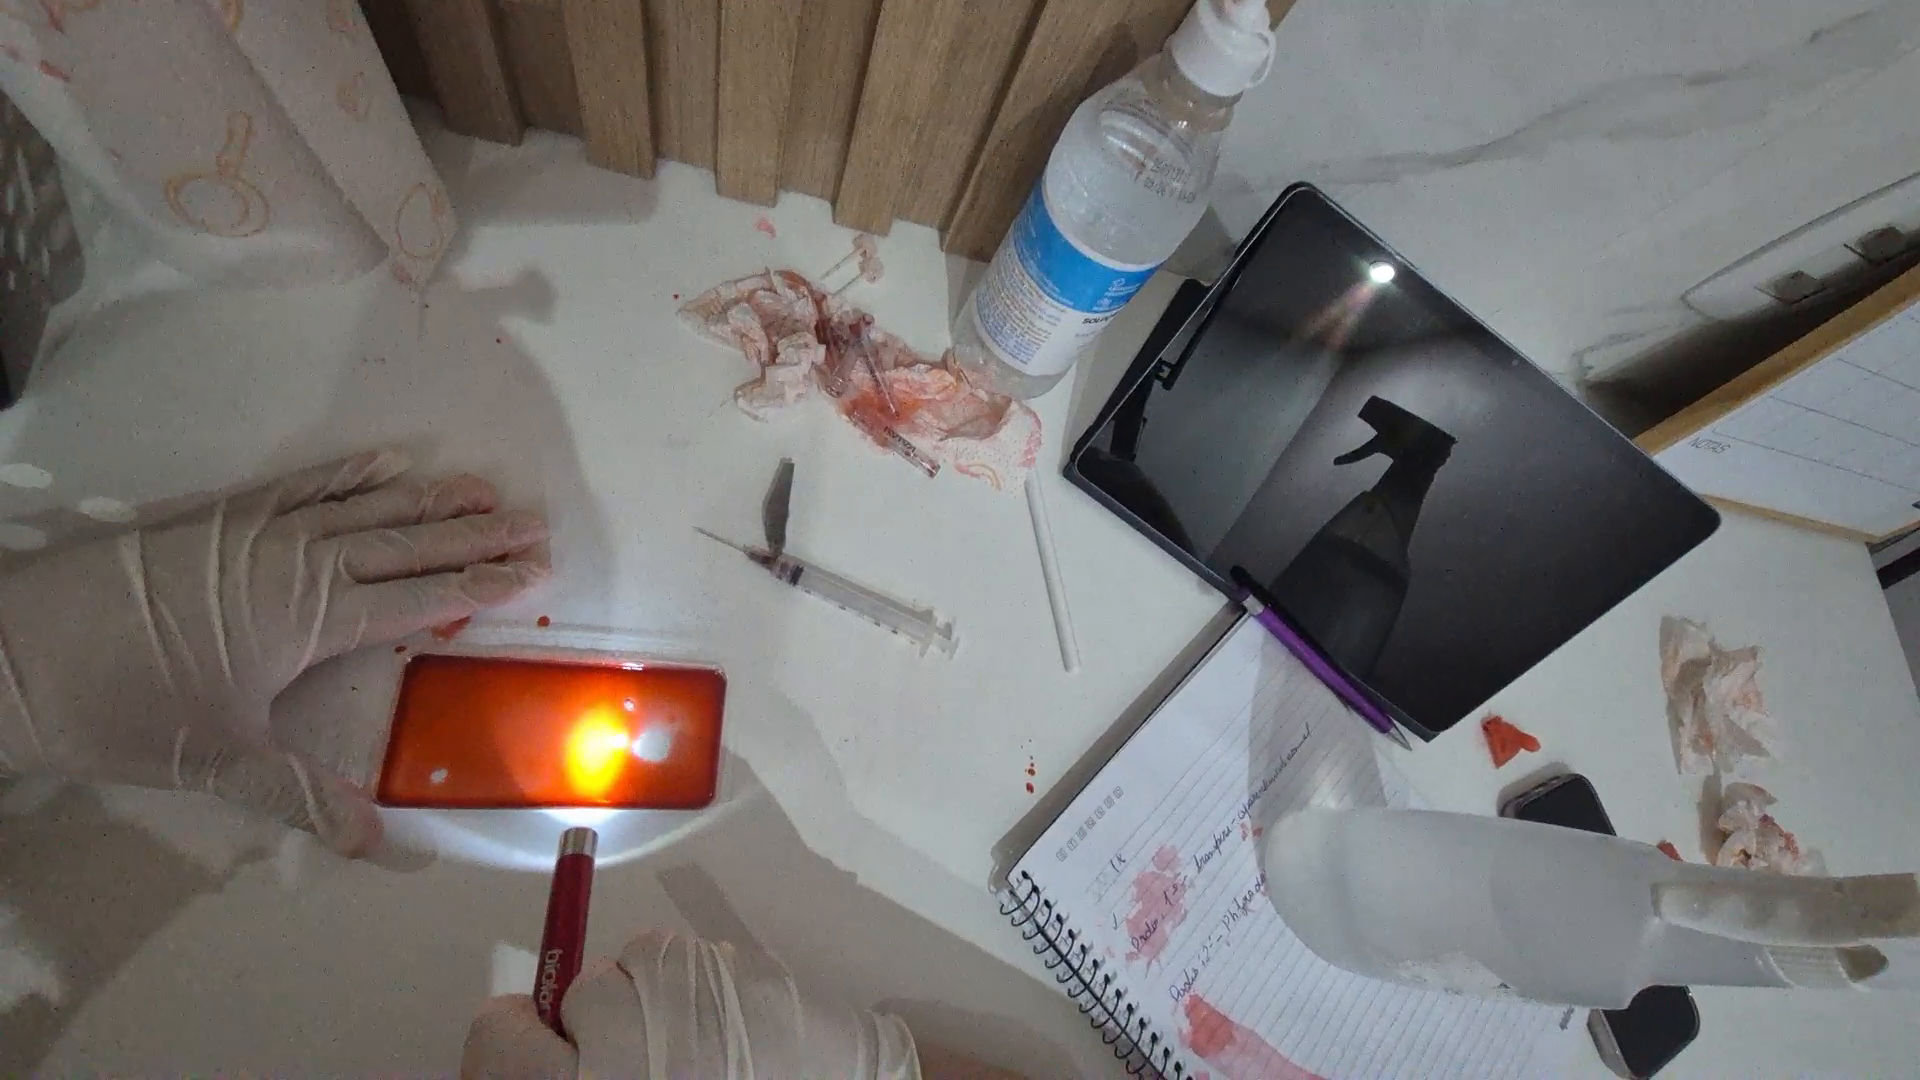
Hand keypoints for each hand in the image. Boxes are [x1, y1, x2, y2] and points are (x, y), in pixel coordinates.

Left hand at [0, 449, 548, 859]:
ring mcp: (268, 531)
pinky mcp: (227, 514)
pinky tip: (392, 462)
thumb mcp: (215, 759)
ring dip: (434, 500)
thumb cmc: (118, 707)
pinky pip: (306, 484)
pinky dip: (353, 472)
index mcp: (318, 617)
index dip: (487, 584)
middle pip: (415, 546)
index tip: (536, 571)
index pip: (427, 597)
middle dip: (482, 538)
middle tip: (535, 526)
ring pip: (373, 508)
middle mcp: (307, 564)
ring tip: (485, 492)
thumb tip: (381, 848)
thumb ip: (303, 796)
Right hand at [460, 931, 921, 1079]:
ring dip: (655, 984)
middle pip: (579, 987)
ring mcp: (691, 999)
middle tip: (635, 1046)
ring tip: (693, 1030)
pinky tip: (727, 1016)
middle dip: (598, 1012)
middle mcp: (625, 1043)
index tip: (533, 1034)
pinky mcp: (744, 973)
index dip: (512, 1033)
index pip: (496, 1036)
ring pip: (640, 953)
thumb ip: (571, 1071)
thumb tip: (538, 1038)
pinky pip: (695, 952)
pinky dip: (700, 975)